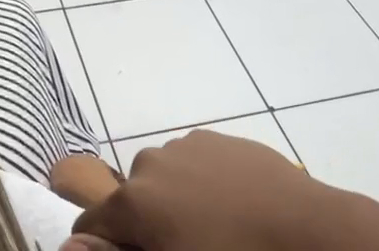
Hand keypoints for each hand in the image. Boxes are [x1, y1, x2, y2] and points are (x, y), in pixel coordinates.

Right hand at [64, 132, 331, 250]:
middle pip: (130, 199)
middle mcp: (152, 164)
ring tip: (212, 233)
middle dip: (144, 225)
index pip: (90, 225)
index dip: (102, 248)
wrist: (310, 234)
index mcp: (135, 202)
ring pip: (164, 179)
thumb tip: (67, 247)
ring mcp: (188, 147)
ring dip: (173, 202)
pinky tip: (232, 210)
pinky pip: (195, 164)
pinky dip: (201, 185)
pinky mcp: (221, 139)